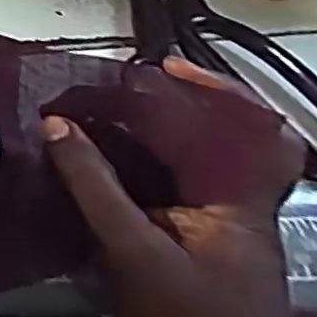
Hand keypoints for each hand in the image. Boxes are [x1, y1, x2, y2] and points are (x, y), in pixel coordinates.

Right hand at [44, 56, 305, 316]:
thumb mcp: (134, 249)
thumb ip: (93, 184)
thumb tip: (57, 127)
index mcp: (242, 210)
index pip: (259, 138)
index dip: (222, 94)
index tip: (171, 66)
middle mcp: (233, 211)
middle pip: (204, 138)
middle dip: (151, 104)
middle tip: (106, 85)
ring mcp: (210, 225)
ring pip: (176, 157)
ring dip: (131, 130)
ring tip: (88, 111)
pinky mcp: (184, 236)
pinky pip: (154, 177)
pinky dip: (121, 156)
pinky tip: (89, 153)